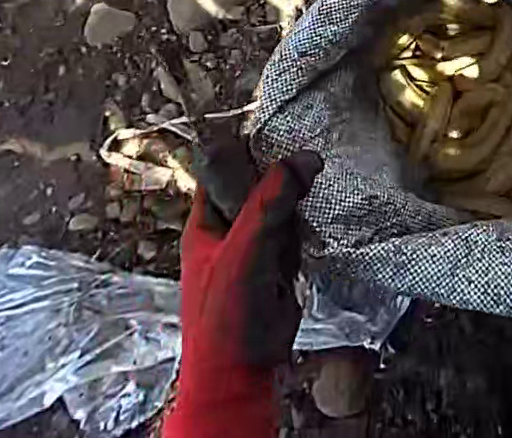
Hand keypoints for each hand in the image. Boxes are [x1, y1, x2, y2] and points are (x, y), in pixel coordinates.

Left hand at [163, 151, 322, 437]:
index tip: (279, 137)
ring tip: (287, 239)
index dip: (247, 151)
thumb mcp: (245, 246)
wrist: (241, 374)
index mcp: (205, 222)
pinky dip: (297, 241)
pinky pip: (291, 236)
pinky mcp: (274, 266)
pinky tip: (294, 257)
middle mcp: (227, 230)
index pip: (223, 169)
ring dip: (290, 219)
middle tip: (299, 180)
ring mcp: (251, 248)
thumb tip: (306, 157)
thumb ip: (271, 200)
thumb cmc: (227, 311)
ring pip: (279, 210)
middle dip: (279, 188)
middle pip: (258, 186)